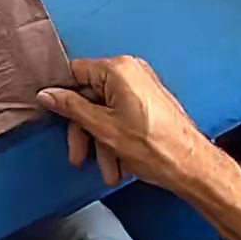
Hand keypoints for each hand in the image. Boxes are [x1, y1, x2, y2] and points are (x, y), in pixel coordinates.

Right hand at [36, 56, 217, 192]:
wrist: (194, 167)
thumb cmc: (152, 146)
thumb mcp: (103, 127)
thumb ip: (71, 107)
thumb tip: (46, 93)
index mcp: (117, 69)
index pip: (76, 73)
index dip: (63, 97)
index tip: (56, 118)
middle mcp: (129, 70)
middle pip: (90, 97)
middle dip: (85, 132)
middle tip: (80, 157)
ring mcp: (141, 86)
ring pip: (105, 110)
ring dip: (102, 142)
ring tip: (109, 171)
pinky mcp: (148, 101)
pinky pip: (121, 114)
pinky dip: (116, 138)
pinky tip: (120, 165)